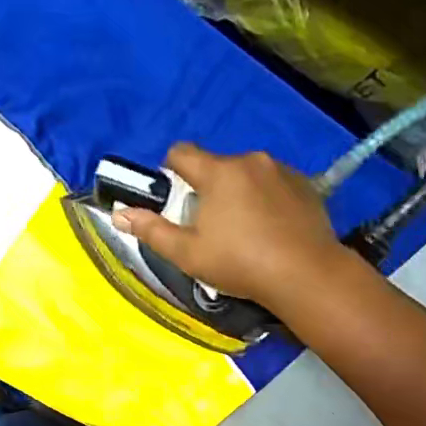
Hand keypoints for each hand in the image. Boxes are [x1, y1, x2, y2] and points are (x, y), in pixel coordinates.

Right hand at [111, 144, 354, 314]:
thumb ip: (152, 230)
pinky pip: (274, 183)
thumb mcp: (187, 254)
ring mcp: (282, 170)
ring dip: (238, 193)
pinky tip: (270, 229)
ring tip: (244, 231)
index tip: (174, 199)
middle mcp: (250, 160)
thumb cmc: (239, 263)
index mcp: (218, 172)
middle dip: (207, 188)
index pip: (181, 152)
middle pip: (216, 166)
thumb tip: (120, 214)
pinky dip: (266, 199)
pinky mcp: (306, 184)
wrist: (305, 274)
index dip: (170, 171)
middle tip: (209, 227)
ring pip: (247, 174)